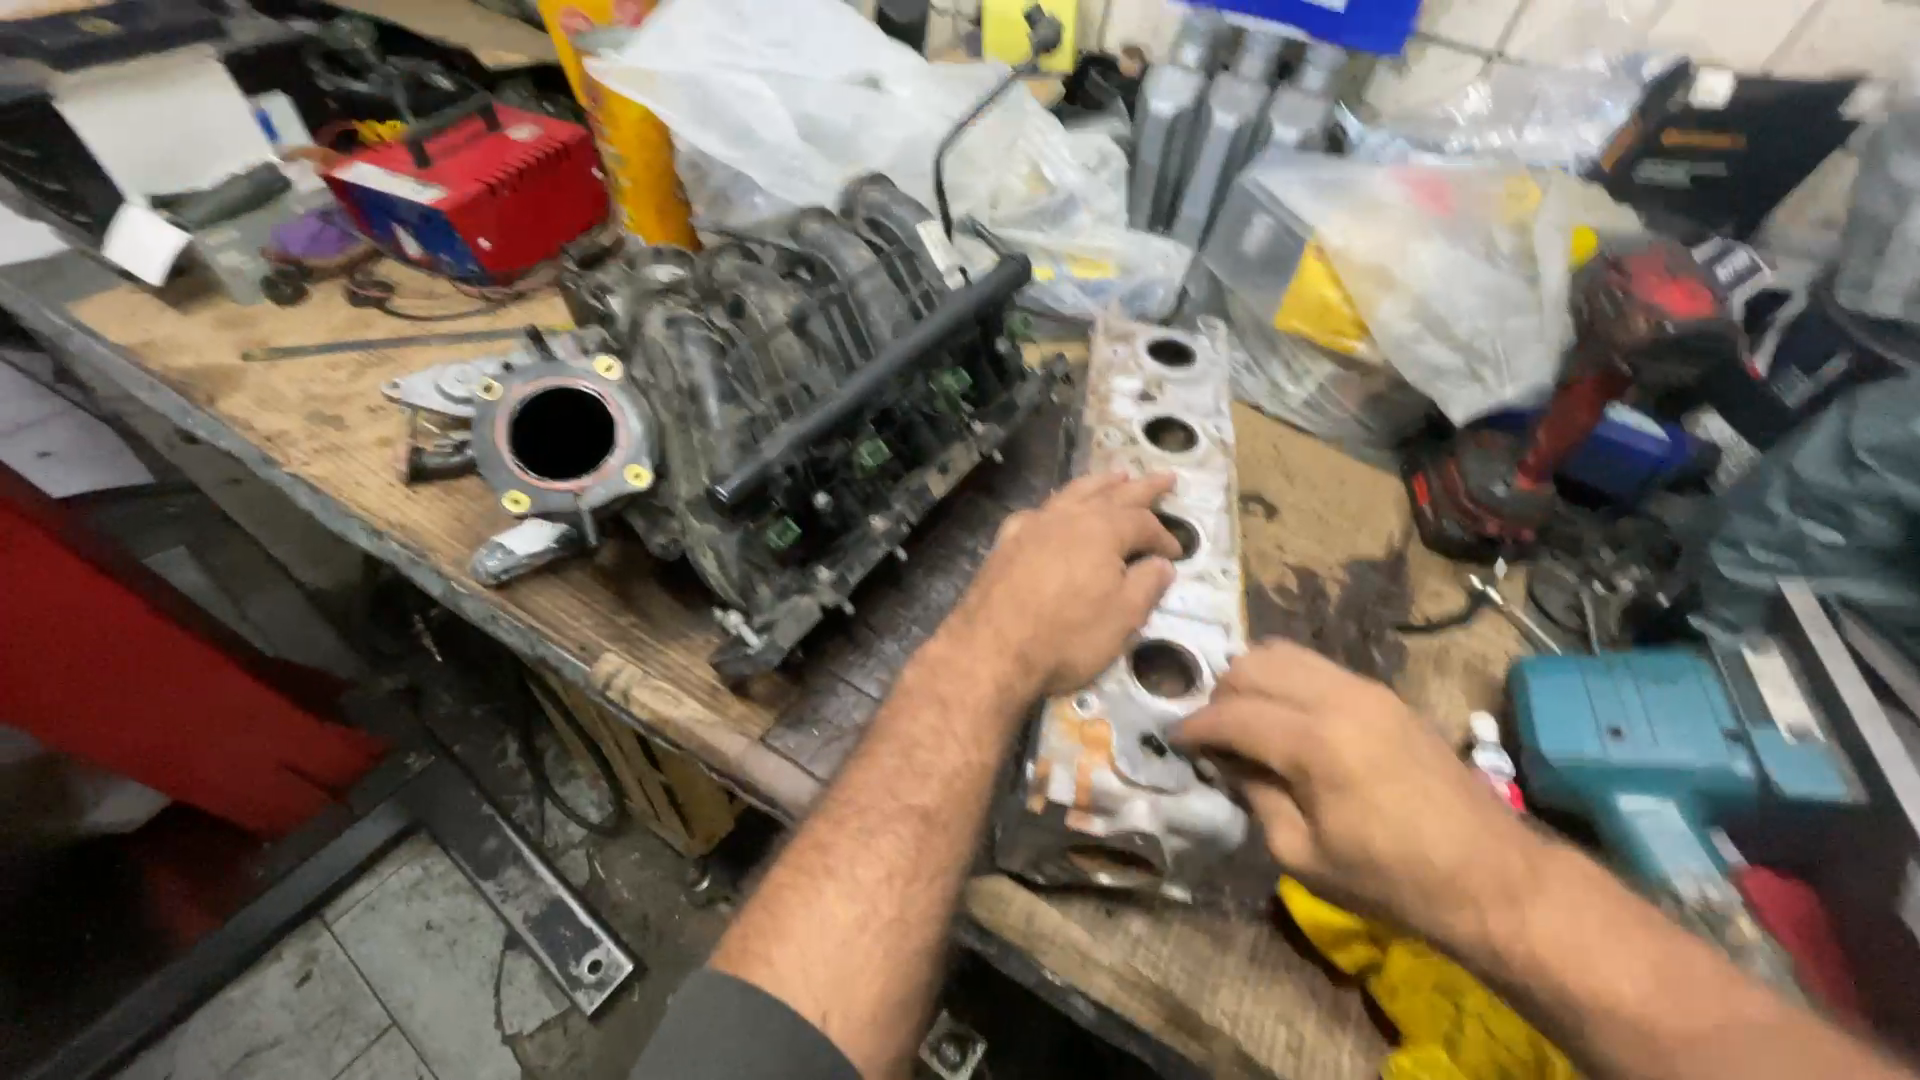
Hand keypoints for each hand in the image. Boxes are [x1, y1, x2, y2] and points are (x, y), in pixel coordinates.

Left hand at [941, 471, 1181, 700]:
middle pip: (1111, 494)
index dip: (1163, 536)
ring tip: (1114, 476)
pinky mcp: (1005, 543)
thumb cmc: (1065, 638)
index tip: (1177, 553)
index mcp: (1102, 531)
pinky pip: (1038, 512)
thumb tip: (1162, 563)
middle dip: (1142, 487)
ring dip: (1098, 484)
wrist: (991, 651)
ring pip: (1071, 494)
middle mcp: (1067, 518)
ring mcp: (1032, 526)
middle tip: (1165, 477)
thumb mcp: (1122, 619)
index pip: (1143, 523)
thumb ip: (1146, 586)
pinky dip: (1056, 505)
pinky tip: (1054, 511)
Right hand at [1174, 640, 1541, 945]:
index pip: (1231, 714)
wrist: (1490, 876)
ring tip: (1244, 720)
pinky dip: (1285, 680)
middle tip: (1211, 734)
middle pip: (1252, 666)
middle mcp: (1337, 698)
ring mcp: (1365, 688)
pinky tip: (1283, 717)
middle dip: (1219, 695)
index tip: (1174, 740)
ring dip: (1251, 680)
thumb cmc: (1389, 879)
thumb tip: (1227, 761)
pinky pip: (1314, 665)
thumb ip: (1254, 794)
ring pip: (1282, 652)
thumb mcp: (1299, 853)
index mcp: (1315, 742)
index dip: (1195, 727)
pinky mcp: (1383, 693)